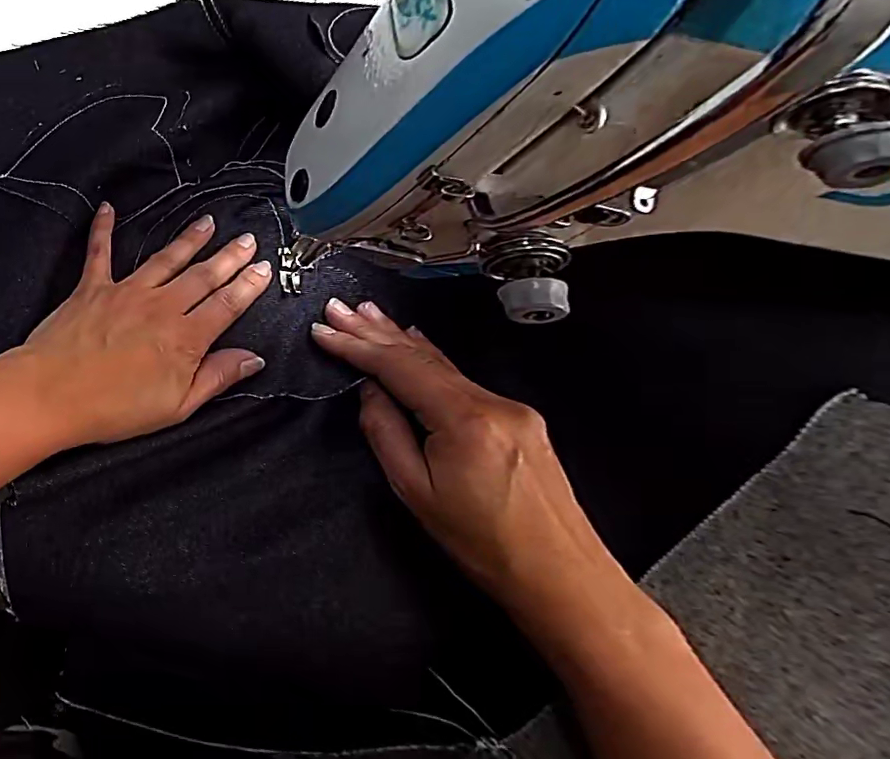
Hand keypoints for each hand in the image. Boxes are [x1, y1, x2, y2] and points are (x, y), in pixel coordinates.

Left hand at [12, 202, 272, 445]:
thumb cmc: (112, 408)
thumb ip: (216, 377)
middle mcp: (160, 307)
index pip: (227, 304)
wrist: (51, 395)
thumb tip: (252, 359)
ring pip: (166, 259)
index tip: (263, 268)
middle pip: (203, 276)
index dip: (249, 285)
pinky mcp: (93, 288)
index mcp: (184, 338)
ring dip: (189, 239)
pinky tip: (108, 209)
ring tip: (207, 223)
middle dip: (229, 256)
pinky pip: (100, 252)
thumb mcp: (176, 406)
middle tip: (246, 239)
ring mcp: (126, 292)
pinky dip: (103, 229)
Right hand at [310, 299, 640, 637]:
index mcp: (465, 420)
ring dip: (400, 338)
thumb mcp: (416, 493)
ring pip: (442, 363)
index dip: (357, 346)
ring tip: (368, 315)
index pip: (399, 367)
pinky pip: (462, 377)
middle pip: (420, 355)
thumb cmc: (487, 546)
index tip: (326, 331)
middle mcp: (492, 402)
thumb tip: (370, 391)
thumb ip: (385, 432)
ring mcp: (510, 406)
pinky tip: (414, 340)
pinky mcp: (520, 416)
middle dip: (374, 330)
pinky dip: (430, 358)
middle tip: (340, 309)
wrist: (563, 580)